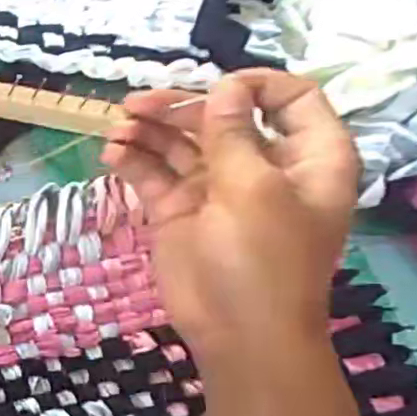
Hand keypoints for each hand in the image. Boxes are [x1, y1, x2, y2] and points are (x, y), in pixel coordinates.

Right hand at [101, 69, 359, 359]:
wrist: (235, 330)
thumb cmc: (262, 259)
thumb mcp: (253, 190)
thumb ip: (233, 135)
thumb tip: (224, 87)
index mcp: (304, 157)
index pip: (289, 99)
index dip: (252, 85)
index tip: (210, 85)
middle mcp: (258, 165)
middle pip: (219, 118)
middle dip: (178, 108)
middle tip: (134, 106)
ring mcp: (213, 187)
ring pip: (178, 143)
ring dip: (147, 131)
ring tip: (116, 130)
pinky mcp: (176, 208)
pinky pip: (152, 173)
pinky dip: (132, 161)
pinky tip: (112, 154)